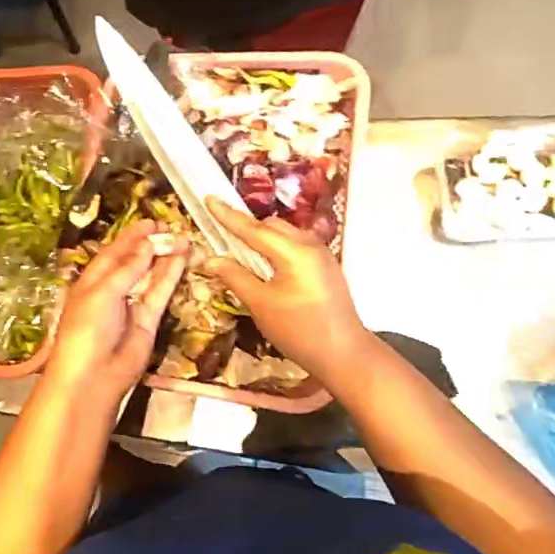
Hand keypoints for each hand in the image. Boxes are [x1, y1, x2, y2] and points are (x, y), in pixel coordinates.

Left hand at [44, 221, 187, 402]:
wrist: (93, 376)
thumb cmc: (87, 329)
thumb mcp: (103, 291)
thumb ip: (129, 268)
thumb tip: (149, 243)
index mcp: (91, 280)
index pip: (113, 252)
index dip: (131, 237)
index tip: (150, 221)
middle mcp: (112, 290)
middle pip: (134, 262)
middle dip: (151, 244)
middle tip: (171, 227)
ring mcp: (131, 305)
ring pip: (151, 276)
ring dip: (165, 257)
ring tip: (183, 238)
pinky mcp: (148, 320)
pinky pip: (160, 293)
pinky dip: (171, 276)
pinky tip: (182, 258)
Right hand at [202, 200, 374, 383]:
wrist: (344, 354)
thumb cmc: (299, 331)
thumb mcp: (260, 305)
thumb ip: (235, 277)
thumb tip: (210, 259)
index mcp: (294, 252)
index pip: (254, 229)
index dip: (228, 215)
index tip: (210, 198)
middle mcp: (310, 246)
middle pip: (272, 226)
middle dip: (247, 227)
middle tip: (222, 232)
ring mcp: (322, 256)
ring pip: (286, 235)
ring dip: (263, 239)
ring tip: (241, 251)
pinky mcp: (326, 268)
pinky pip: (296, 247)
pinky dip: (277, 249)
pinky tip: (266, 266)